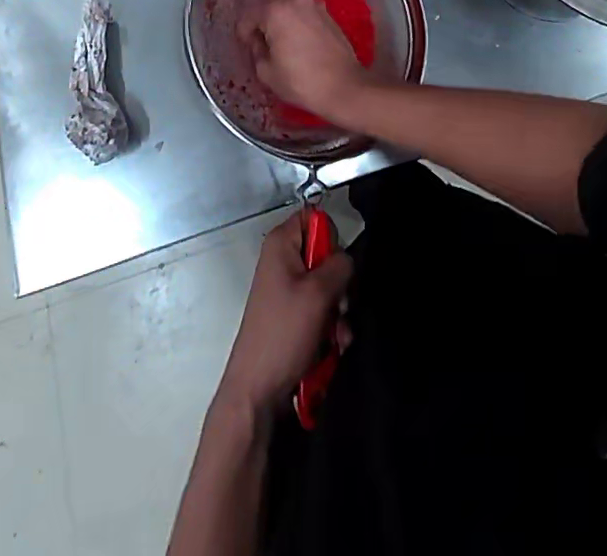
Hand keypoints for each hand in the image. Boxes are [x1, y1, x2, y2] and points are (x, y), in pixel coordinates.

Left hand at [217, 211, 352, 413]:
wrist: (259, 388)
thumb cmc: (284, 333)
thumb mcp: (319, 293)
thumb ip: (341, 264)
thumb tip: (347, 259)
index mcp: (281, 245)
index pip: (314, 217)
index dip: (331, 236)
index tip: (336, 261)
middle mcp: (283, 261)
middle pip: (327, 254)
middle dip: (340, 282)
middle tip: (339, 303)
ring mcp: (288, 289)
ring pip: (330, 285)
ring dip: (339, 311)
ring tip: (336, 333)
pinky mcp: (294, 315)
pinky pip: (323, 309)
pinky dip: (332, 326)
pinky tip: (333, 345)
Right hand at [239, 0, 375, 125]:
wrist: (344, 87)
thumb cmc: (301, 82)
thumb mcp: (266, 72)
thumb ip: (256, 51)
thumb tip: (258, 42)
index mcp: (275, 10)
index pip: (248, 15)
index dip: (243, 33)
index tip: (246, 46)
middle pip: (268, 4)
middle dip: (261, 20)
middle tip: (261, 41)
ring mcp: (314, 4)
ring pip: (287, 5)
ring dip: (280, 18)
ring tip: (279, 39)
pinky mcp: (328, 13)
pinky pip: (303, 11)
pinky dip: (296, 20)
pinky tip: (296, 38)